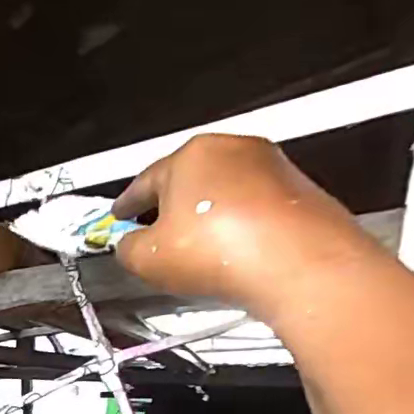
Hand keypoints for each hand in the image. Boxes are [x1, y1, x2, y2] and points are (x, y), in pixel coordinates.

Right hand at [111, 135, 388, 317]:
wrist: (295, 263)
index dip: (126, 205)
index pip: (144, 181)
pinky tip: (222, 252)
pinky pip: (248, 205)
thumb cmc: (215, 250)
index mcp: (190, 156)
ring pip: (218, 191)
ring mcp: (270, 165)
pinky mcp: (296, 188)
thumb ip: (126, 246)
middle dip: (166, 207)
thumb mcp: (143, 258)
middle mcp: (232, 149)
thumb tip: (130, 244)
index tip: (118, 217)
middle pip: (185, 180)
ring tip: (187, 251)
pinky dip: (230, 225)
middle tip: (150, 235)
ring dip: (200, 217)